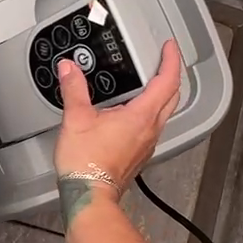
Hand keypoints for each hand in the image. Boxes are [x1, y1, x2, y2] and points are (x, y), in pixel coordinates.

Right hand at [54, 39, 183, 205]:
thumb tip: (70, 68)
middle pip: (172, 96)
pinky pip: (151, 127)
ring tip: (148, 82)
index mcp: (141, 116)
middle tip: (164, 61)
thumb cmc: (86, 163)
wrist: (89, 195)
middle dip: (171, 75)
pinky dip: (149, 112)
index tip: (169, 47)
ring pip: (164, 112)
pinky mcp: (139, 154)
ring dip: (161, 94)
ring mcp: (146, 143)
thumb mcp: (76, 119)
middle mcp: (150, 129)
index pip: (167, 81)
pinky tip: (131, 112)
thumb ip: (74, 89)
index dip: (171, 60)